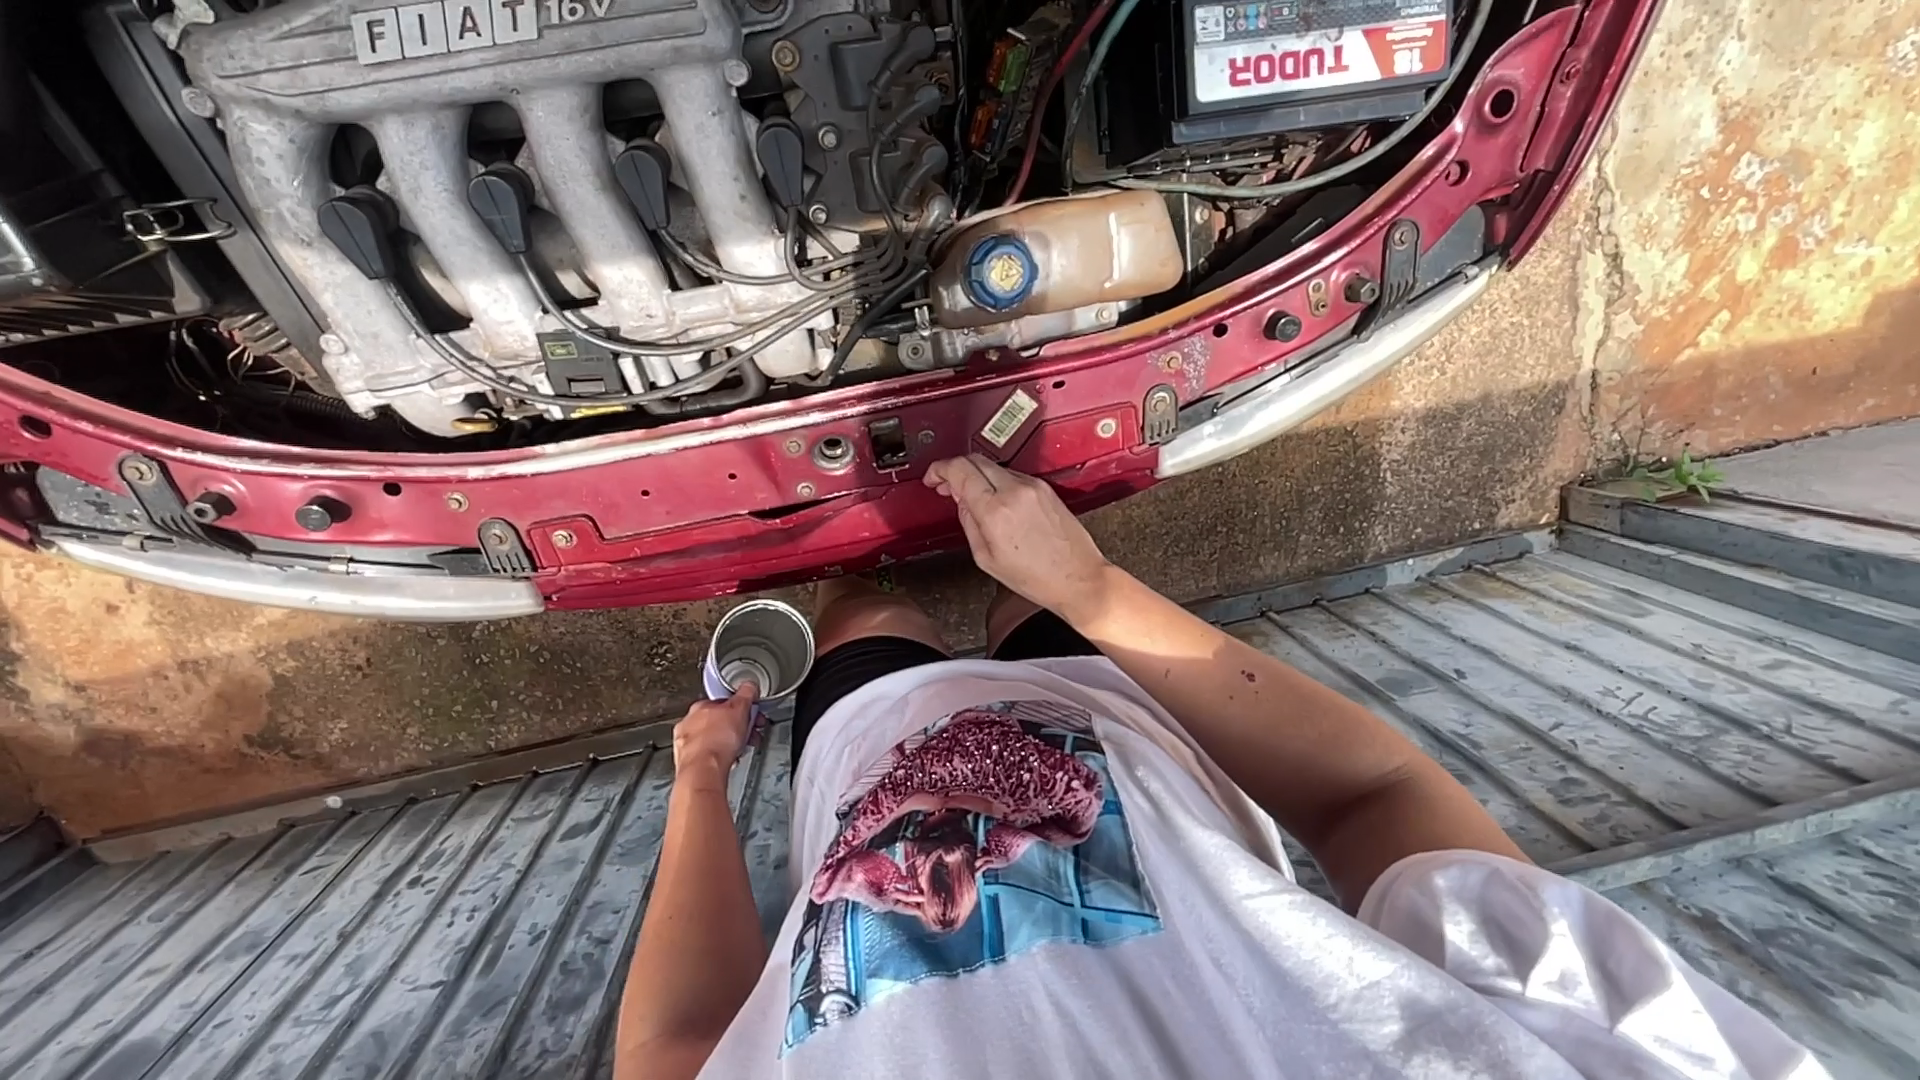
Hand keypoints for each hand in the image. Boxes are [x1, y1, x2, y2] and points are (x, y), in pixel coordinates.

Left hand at [672, 683, 757, 776]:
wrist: (703, 771)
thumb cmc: (717, 741)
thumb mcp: (740, 709)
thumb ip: (746, 695)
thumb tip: (749, 686)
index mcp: (700, 706)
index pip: (723, 702)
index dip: (742, 709)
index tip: (751, 715)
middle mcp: (688, 723)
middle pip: (719, 721)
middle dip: (737, 728)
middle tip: (749, 734)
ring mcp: (686, 743)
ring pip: (713, 739)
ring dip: (728, 743)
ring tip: (740, 749)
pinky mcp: (687, 762)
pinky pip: (707, 756)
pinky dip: (718, 757)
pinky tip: (728, 761)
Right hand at [923, 455, 1112, 620]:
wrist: (1078, 577)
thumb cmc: (1038, 577)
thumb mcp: (986, 558)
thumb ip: (969, 523)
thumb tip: (962, 502)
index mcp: (995, 511)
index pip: (959, 470)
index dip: (939, 469)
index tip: (933, 477)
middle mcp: (1015, 491)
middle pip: (975, 460)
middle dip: (956, 469)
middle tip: (946, 485)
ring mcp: (1033, 487)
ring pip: (993, 466)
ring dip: (977, 476)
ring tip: (971, 497)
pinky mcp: (1045, 488)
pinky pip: (1012, 475)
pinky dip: (997, 482)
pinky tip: (995, 500)